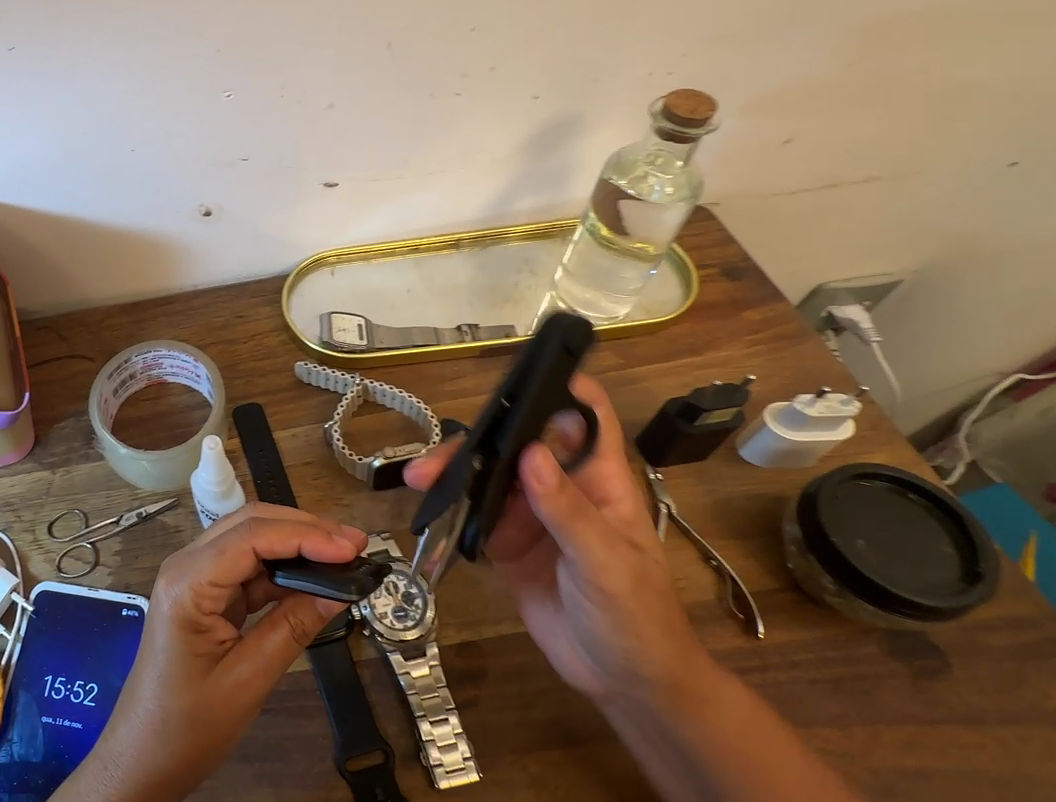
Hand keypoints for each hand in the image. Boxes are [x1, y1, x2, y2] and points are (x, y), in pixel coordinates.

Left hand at [55, 503, 368, 801]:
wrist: (143, 757)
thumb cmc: (188, 725)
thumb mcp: (248, 679)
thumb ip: (293, 627)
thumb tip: (340, 590)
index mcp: (188, 582)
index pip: (252, 536)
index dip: (305, 534)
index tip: (351, 548)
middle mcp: (187, 567)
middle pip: (250, 525)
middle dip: (305, 529)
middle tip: (356, 545)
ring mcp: (194, 579)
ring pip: (250, 541)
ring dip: (296, 544)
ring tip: (344, 557)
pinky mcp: (204, 595)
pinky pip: (247, 568)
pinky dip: (283, 569)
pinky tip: (314, 578)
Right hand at [404, 373, 708, 702]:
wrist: (623, 680)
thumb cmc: (636, 615)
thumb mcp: (607, 562)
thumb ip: (568, 510)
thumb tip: (531, 452)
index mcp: (599, 478)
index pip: (584, 415)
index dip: (559, 388)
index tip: (518, 374)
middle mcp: (562, 486)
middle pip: (518, 442)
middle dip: (481, 438)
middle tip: (443, 454)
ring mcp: (532, 515)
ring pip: (489, 476)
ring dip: (455, 473)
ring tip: (420, 479)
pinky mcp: (508, 544)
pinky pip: (474, 514)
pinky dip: (449, 506)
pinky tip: (428, 505)